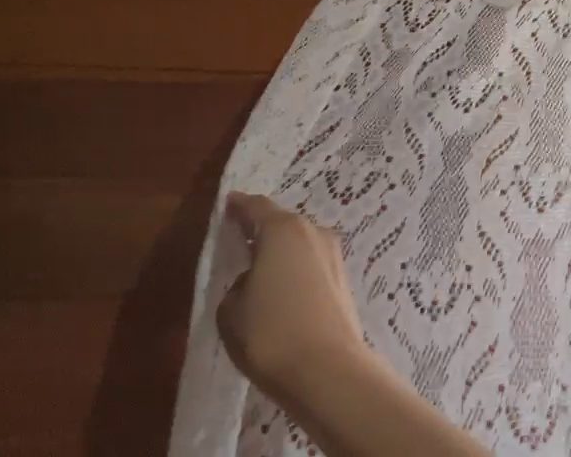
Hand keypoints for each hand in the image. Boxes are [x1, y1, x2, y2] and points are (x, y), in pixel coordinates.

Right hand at [217, 192, 367, 396]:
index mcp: (283, 230)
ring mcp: (333, 254)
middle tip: (240, 237)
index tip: (228, 204)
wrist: (326, 367)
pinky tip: (282, 284)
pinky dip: (295, 265)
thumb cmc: (270, 333)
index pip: (257, 207)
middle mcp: (313, 232)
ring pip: (300, 241)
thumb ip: (238, 284)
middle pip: (282, 222)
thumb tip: (255, 280)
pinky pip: (311, 261)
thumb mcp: (232, 309)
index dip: (239, 206)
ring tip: (258, 264)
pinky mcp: (342, 277)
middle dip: (261, 228)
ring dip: (281, 248)